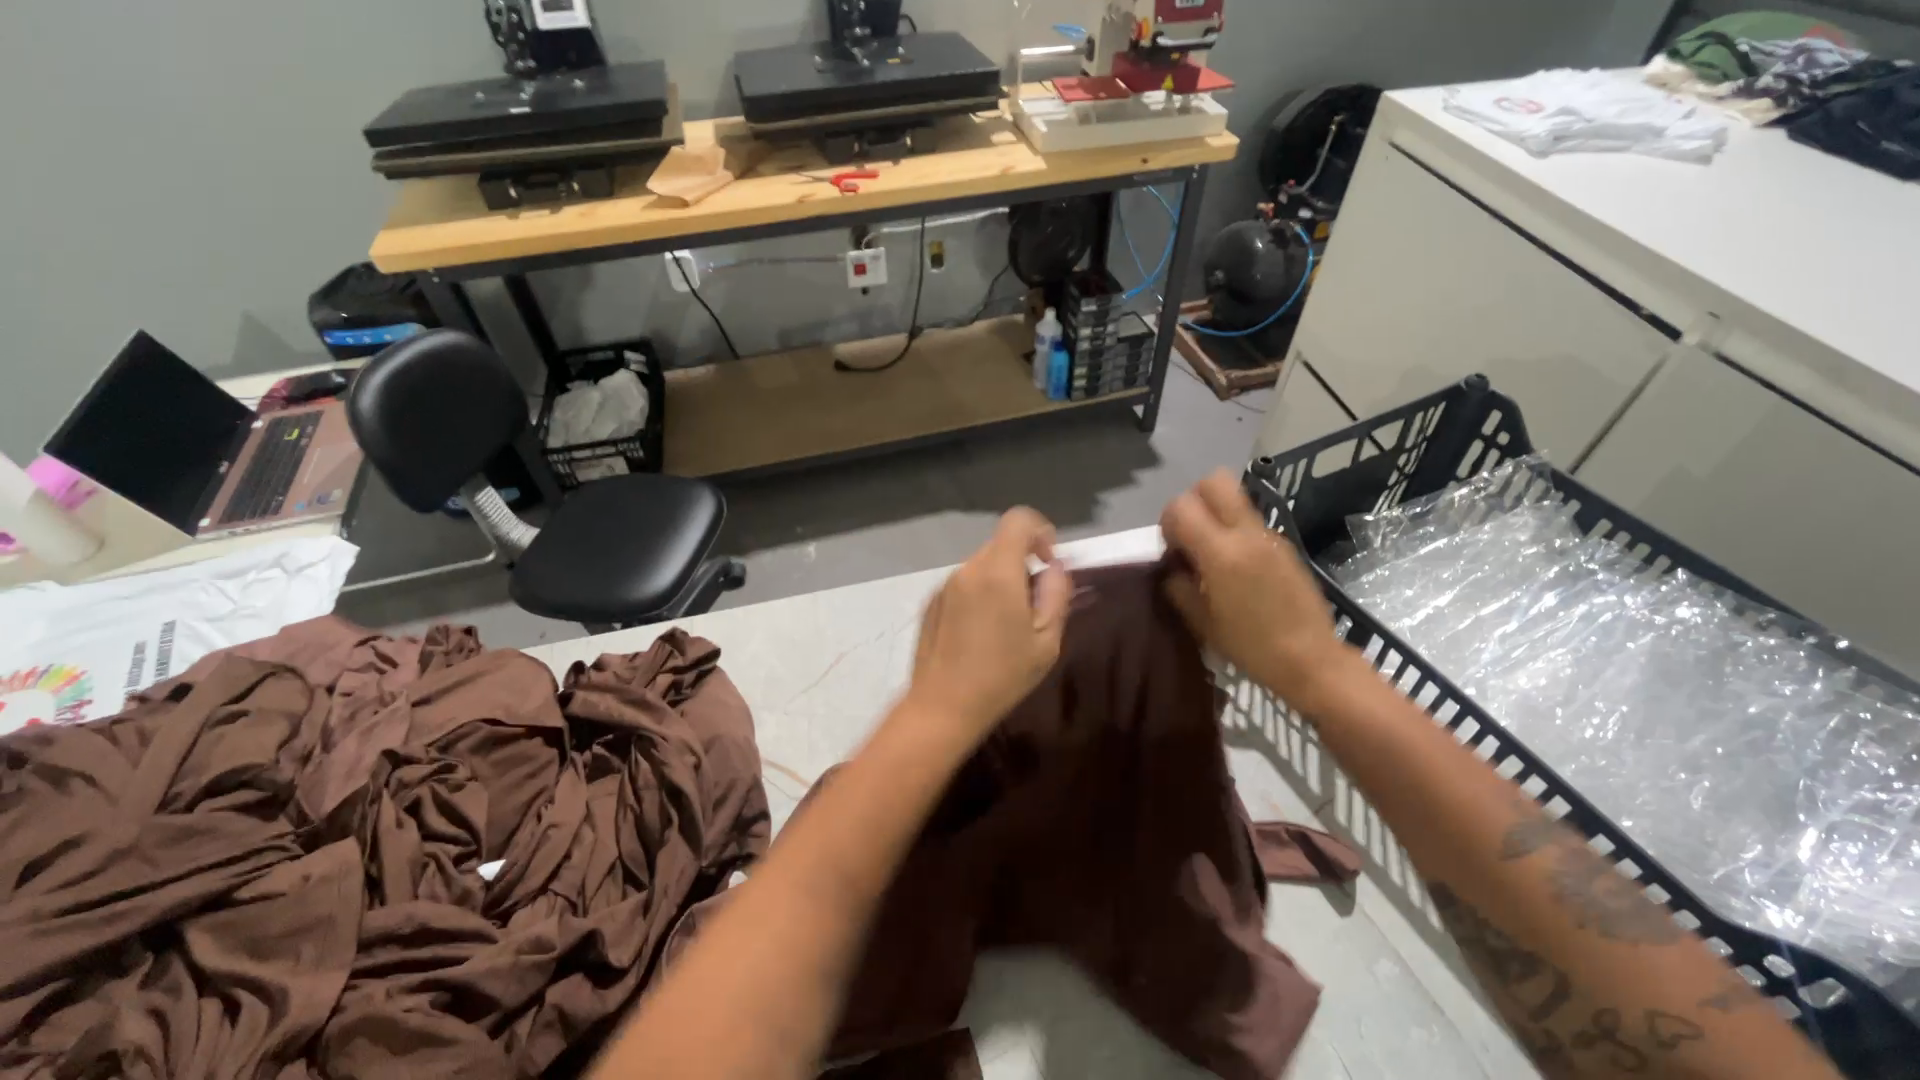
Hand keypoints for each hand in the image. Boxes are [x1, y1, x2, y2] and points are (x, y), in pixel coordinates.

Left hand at [902, 508, 1072, 752]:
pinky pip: (964, 586)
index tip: (1048, 563)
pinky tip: (980, 636)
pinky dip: (979, 597)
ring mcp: (944, 585)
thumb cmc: (1002, 675)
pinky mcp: (930, 603)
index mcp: (997, 571)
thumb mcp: (1046, 640)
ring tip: (1007, 627)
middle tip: (1033, 608)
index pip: (1019, 519)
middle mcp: (967, 569)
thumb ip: (1056, 593)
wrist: (943, 706)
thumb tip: (1054, 567)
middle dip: (1022, 565)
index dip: (1040, 532)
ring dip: (1000, 583)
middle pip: (1001, 545)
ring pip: (982, 567)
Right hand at [1160, 470, 1345, 703]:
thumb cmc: (1250, 647)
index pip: (1181, 506)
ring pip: (1236, 498)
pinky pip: (1252, 522)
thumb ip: (1179, 587)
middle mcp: (1246, 534)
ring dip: (1217, 515)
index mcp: (1220, 553)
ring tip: (1214, 555)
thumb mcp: (1202, 624)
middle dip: (1195, 500)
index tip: (1173, 551)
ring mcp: (1269, 536)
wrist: (1310, 659)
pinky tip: (1239, 570)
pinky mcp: (1285, 545)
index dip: (1168, 523)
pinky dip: (1237, 532)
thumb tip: (1173, 568)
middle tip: (1191, 535)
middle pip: (1214, 482)